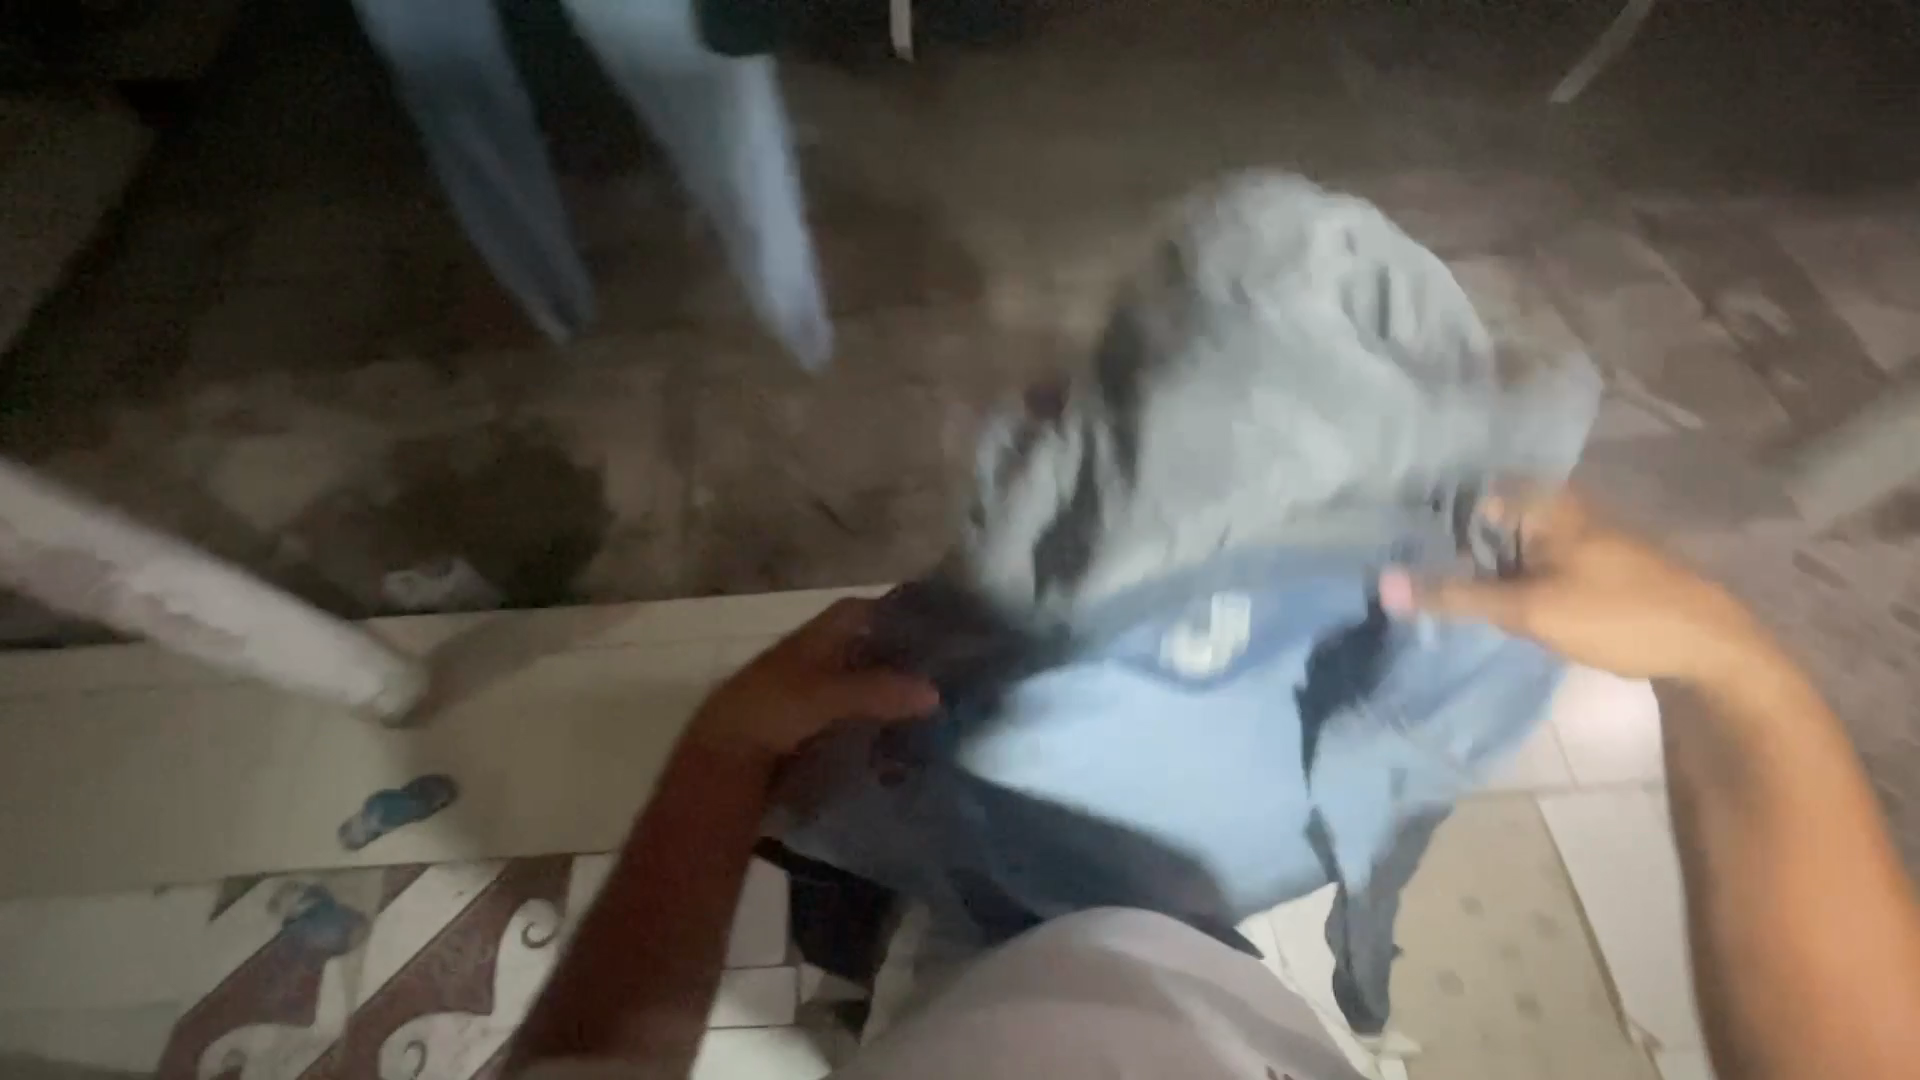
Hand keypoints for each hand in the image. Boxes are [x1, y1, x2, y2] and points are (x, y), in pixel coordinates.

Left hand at [687, 598, 939, 761]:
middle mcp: (809, 663)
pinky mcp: (805, 732)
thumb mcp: (823, 696)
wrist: (718, 763)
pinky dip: (872, 724)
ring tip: (930, 706)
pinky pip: (849, 720)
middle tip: (941, 669)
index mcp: (811, 641)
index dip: (889, 610)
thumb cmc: (768, 712)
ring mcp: (806, 698)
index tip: (928, 622)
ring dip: (887, 694)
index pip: (855, 612)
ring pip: (857, 686)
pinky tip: (898, 738)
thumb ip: (877, 690)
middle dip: (896, 657)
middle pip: (860, 649)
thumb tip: (935, 692)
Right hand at [1379, 493, 1773, 682]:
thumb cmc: (1619, 616)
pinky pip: (1511, 562)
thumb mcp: (1527, 608)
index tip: (1371, 528)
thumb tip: (1381, 584)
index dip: (1416, 509)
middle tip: (1377, 557)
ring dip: (1456, 561)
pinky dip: (1484, 575)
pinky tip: (1456, 594)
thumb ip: (1452, 595)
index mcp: (1545, 503)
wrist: (1713, 655)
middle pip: (1475, 518)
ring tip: (1403, 575)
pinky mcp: (1572, 568)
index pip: (1462, 492)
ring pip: (1492, 543)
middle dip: (1431, 538)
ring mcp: (1564, 540)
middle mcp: (1553, 511)